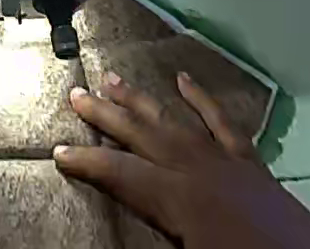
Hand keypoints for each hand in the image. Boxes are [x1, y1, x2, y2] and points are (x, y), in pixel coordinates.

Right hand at [55, 71, 309, 248]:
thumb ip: (159, 235)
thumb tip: (129, 217)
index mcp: (178, 198)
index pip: (120, 172)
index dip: (87, 161)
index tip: (58, 151)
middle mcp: (195, 169)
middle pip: (140, 134)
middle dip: (105, 114)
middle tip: (76, 93)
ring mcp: (224, 161)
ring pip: (172, 121)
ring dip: (140, 100)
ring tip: (112, 77)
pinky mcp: (251, 164)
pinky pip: (222, 124)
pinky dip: (201, 99)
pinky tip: (184, 79)